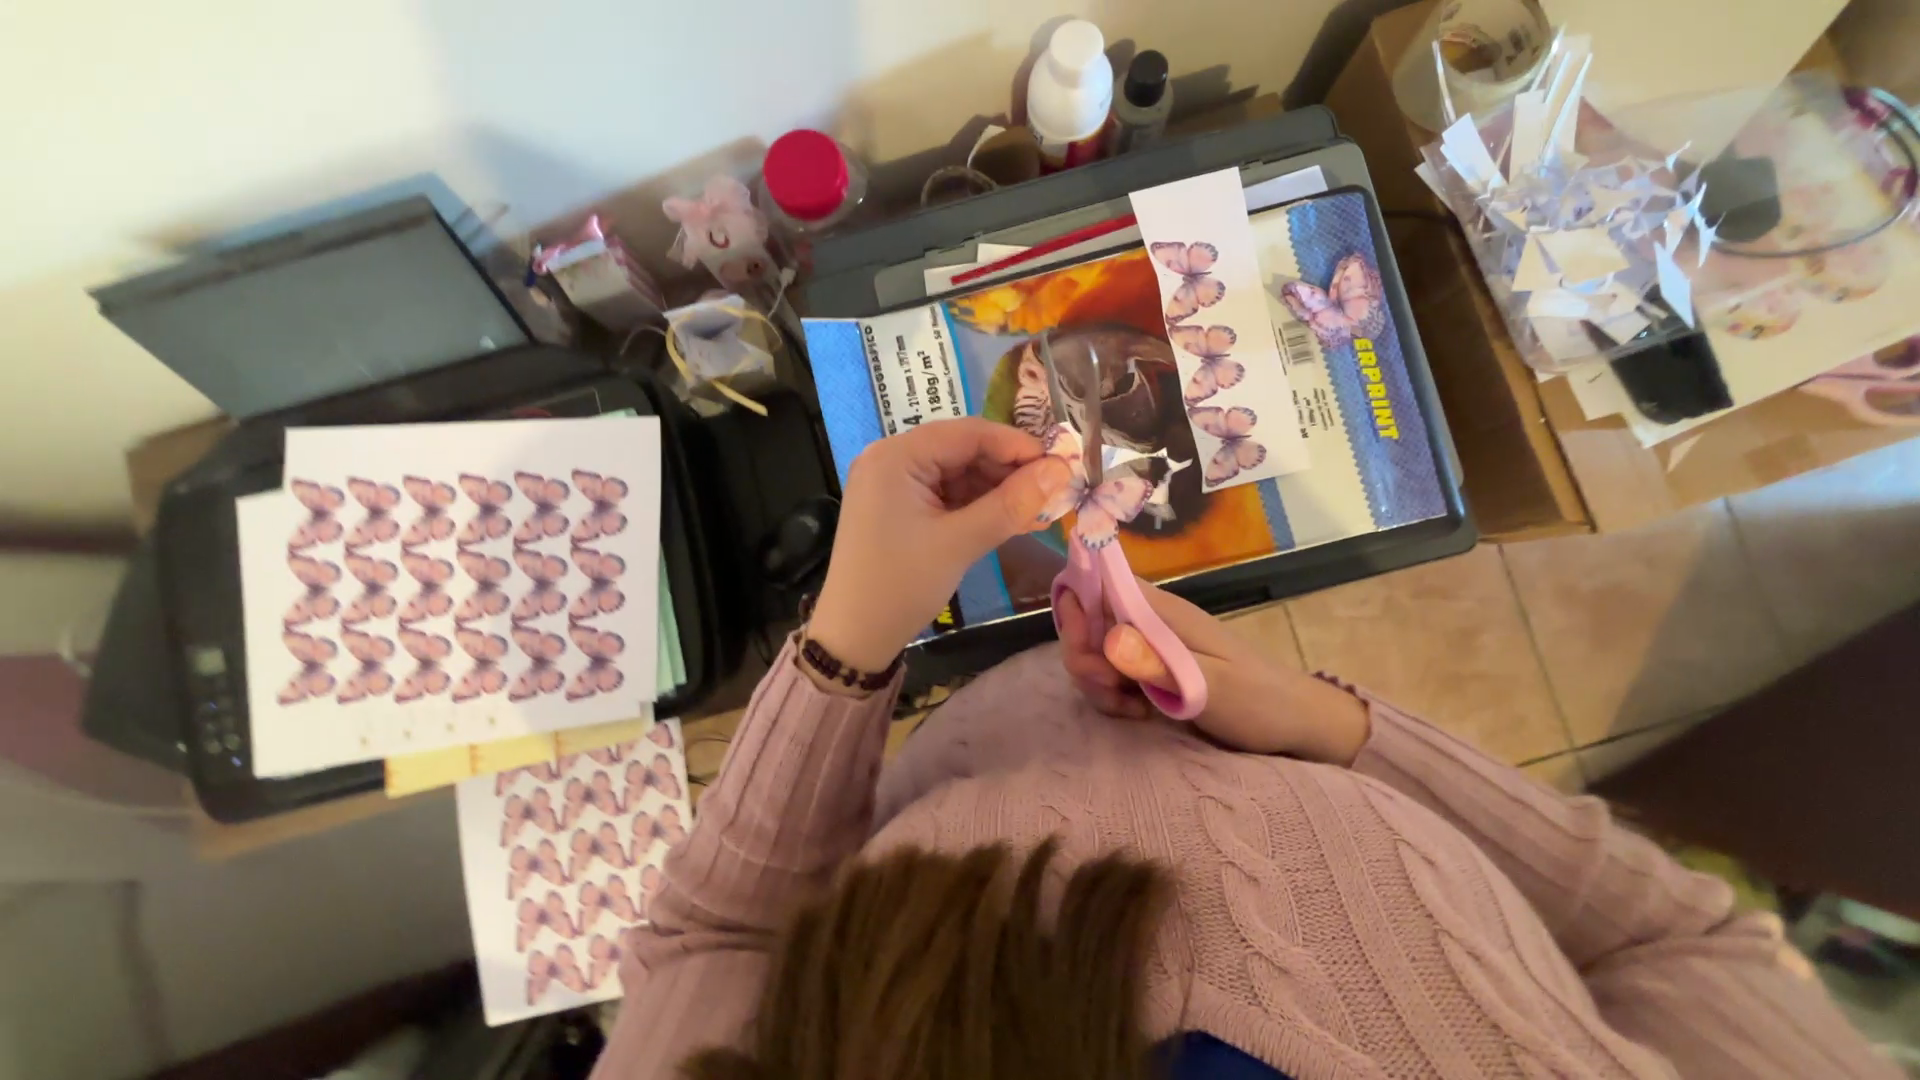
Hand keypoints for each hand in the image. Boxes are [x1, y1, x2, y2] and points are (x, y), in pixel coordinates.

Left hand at [808, 419, 1072, 670]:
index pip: (968, 433)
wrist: (853, 637)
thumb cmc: (900, 585)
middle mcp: (891, 459)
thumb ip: (1011, 503)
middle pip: (964, 450)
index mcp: (896, 456)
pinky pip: (947, 495)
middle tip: (1054, 493)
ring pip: (959, 474)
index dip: (1017, 446)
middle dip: (1010, 471)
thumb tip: (1062, 470)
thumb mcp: (960, 543)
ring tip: (1040, 512)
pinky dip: (978, 506)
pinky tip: (1012, 520)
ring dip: (998, 491)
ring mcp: (893, 485)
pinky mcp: (899, 509)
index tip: (1060, 466)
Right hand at [1057, 582, 1370, 764]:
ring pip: (1094, 653)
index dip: (1076, 604)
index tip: (1083, 647)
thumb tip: (1108, 637)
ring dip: (1096, 682)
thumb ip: (1158, 663)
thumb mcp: (1210, 686)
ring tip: (1128, 708)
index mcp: (1160, 610)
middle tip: (1109, 689)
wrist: (1294, 724)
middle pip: (1087, 621)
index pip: (1099, 581)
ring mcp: (1147, 647)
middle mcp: (1148, 620)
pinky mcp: (1149, 672)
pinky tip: (1134, 713)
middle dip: (1083, 656)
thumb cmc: (1258, 701)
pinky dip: (1110, 696)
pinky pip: (1109, 677)